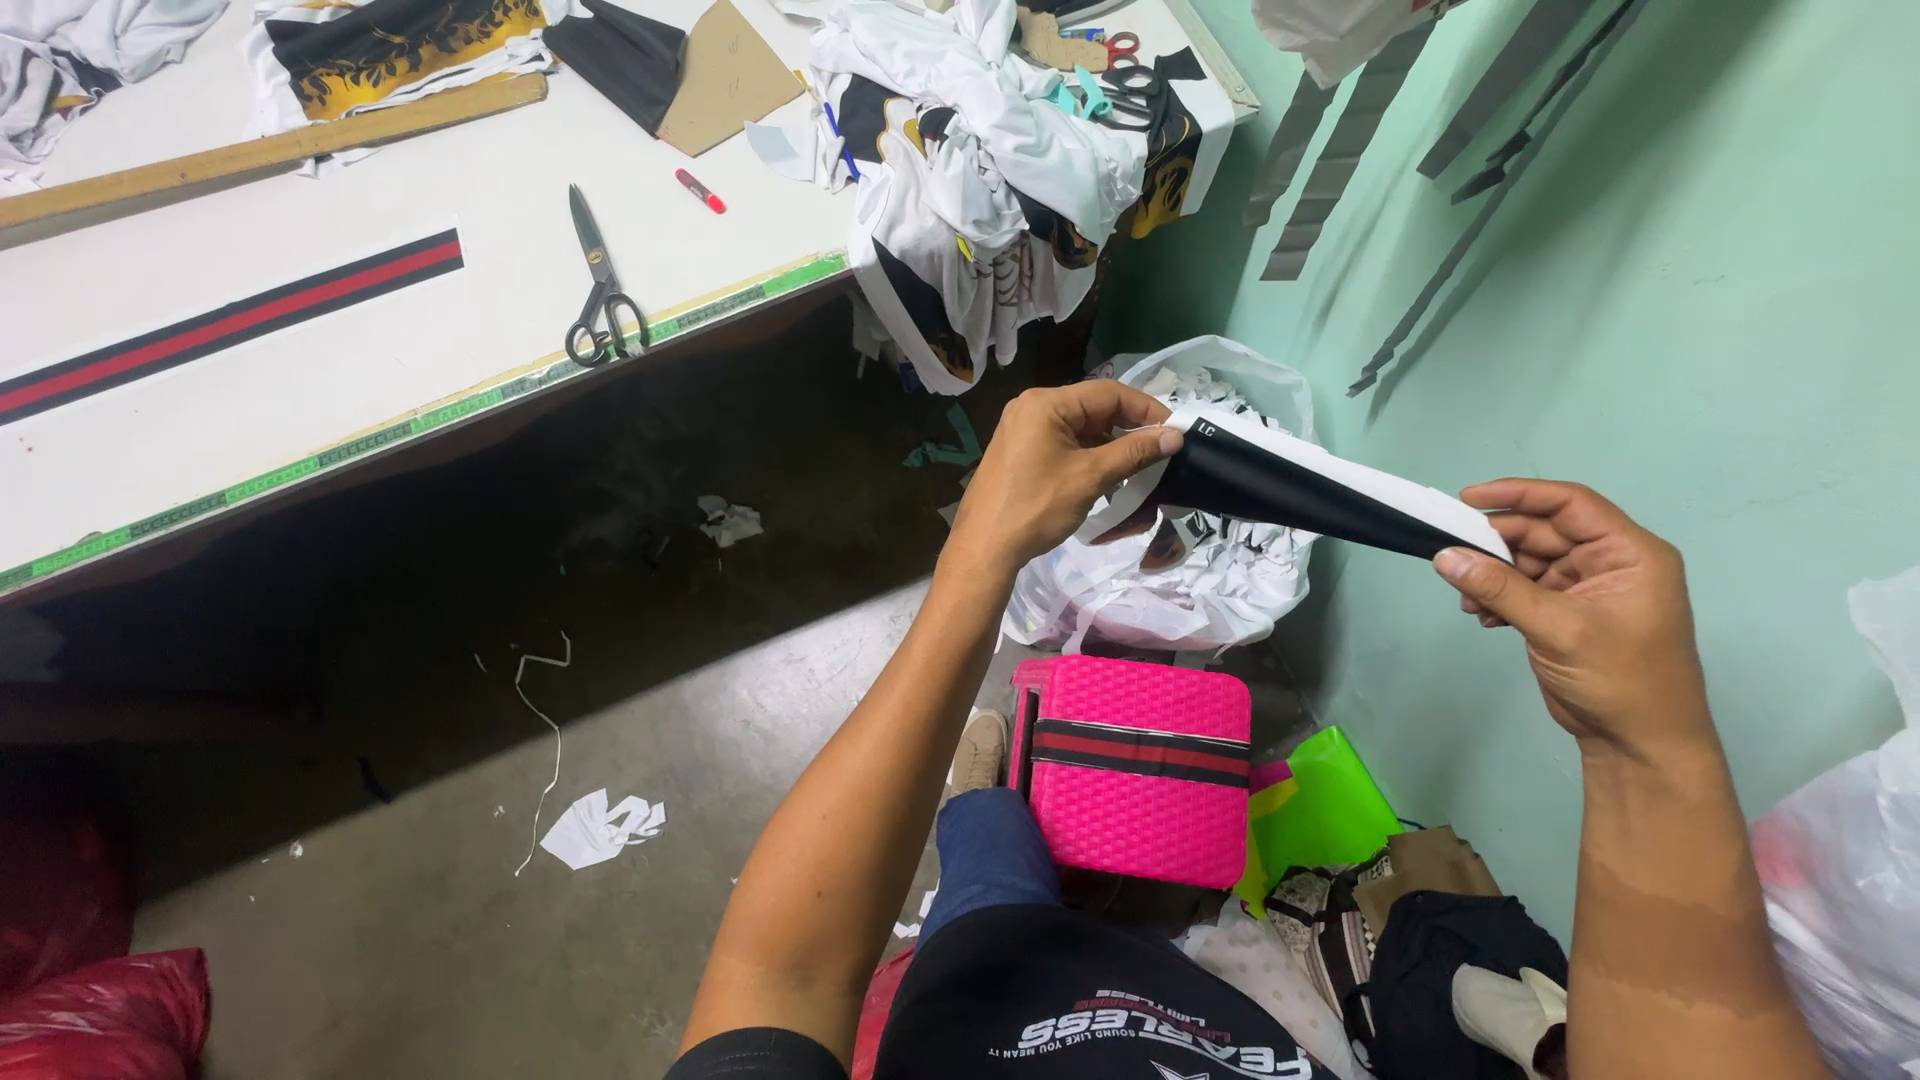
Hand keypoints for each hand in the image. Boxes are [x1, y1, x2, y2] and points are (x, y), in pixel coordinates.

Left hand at [945, 382, 1180, 574]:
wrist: (984, 546)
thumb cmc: (1036, 507)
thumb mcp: (1090, 477)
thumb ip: (1134, 452)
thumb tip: (1174, 437)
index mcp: (1045, 403)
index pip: (1108, 393)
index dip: (1146, 409)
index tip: (1175, 430)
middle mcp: (1030, 408)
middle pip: (1093, 408)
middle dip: (1129, 428)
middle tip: (1161, 451)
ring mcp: (1022, 430)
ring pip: (1080, 428)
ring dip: (1111, 444)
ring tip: (1140, 467)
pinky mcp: (1019, 452)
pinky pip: (1063, 444)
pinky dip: (1088, 455)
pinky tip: (1109, 475)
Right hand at [1431, 479, 1716, 761]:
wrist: (1639, 742)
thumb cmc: (1620, 679)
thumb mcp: (1558, 628)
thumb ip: (1500, 589)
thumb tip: (1444, 556)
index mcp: (1629, 554)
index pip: (1570, 505)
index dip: (1519, 494)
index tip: (1468, 498)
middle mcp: (1608, 564)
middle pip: (1541, 532)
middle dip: (1496, 544)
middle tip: (1454, 557)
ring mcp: (1584, 589)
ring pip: (1525, 561)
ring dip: (1491, 574)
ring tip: (1467, 599)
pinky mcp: (1563, 613)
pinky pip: (1521, 588)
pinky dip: (1496, 596)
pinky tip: (1480, 615)